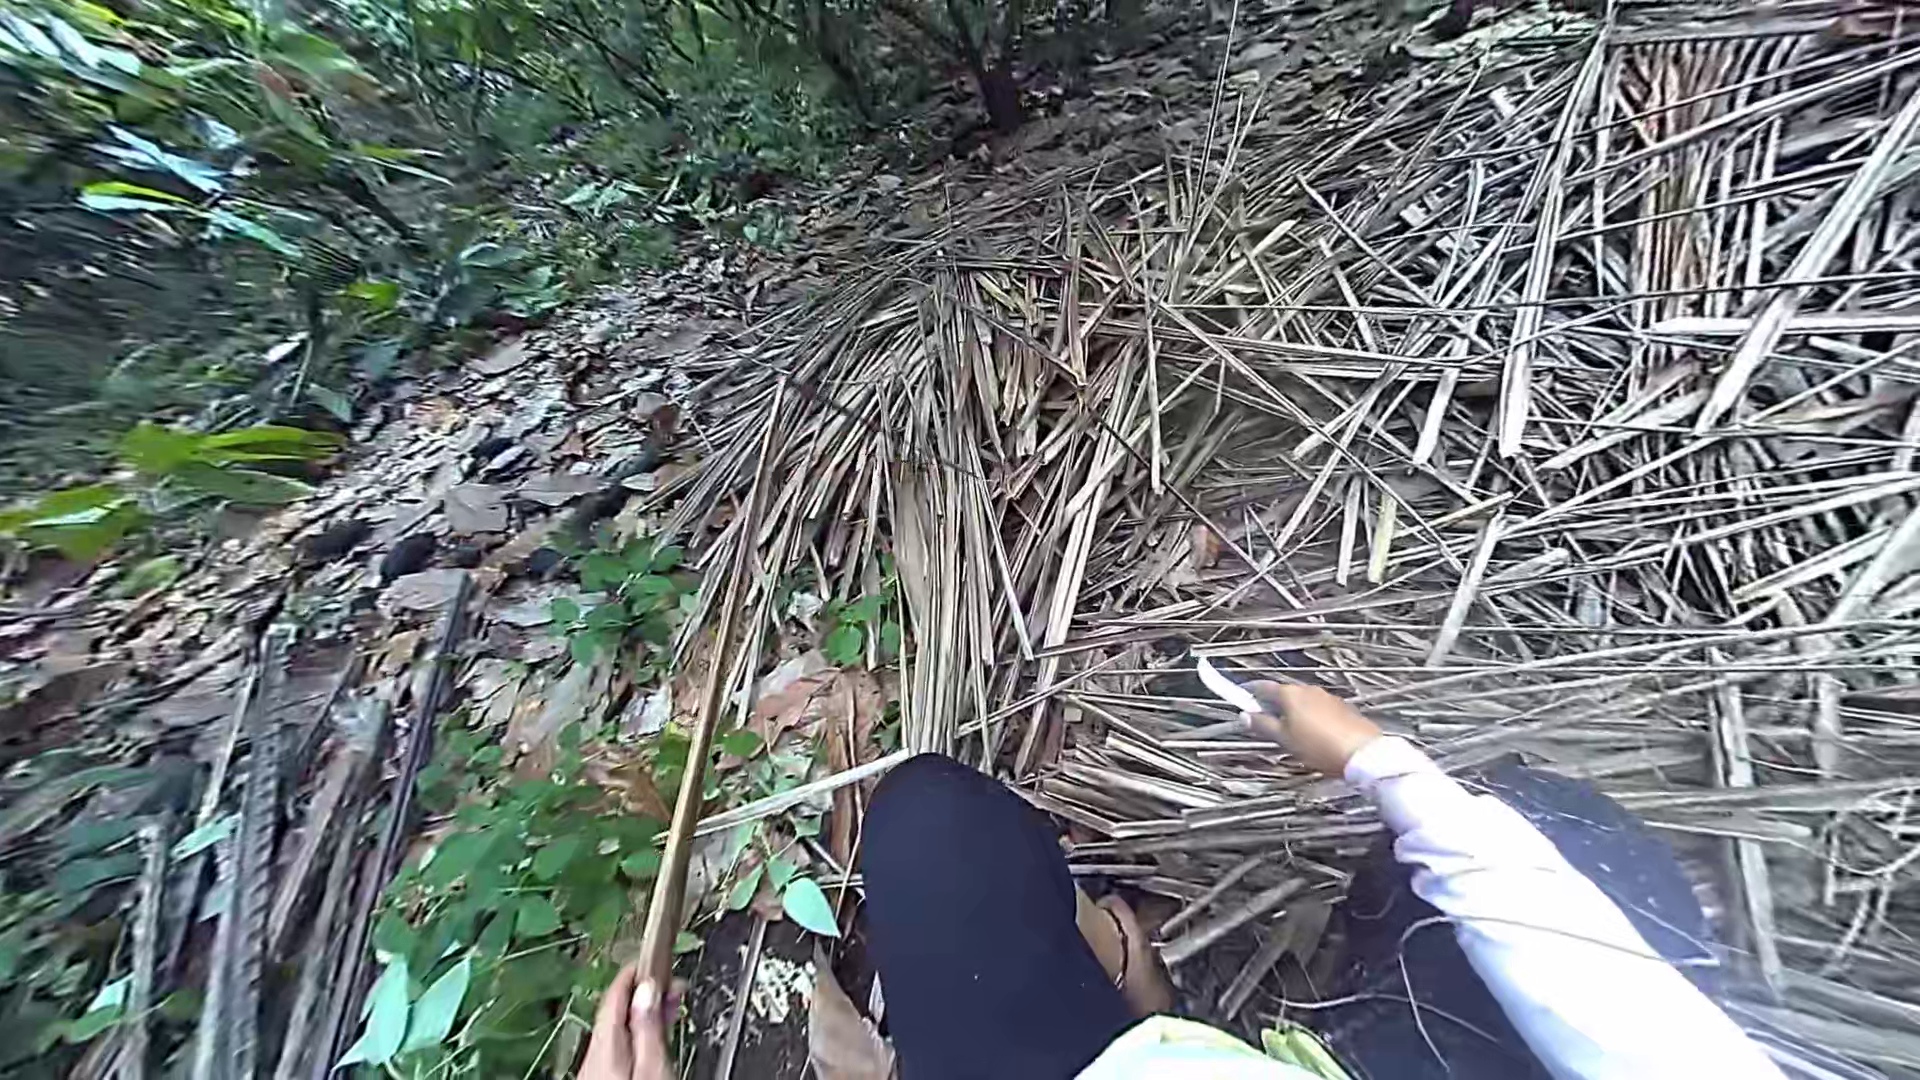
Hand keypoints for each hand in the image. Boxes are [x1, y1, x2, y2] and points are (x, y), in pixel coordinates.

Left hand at [581, 964, 675, 1079]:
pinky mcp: (599, 1078)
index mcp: (604, 1046)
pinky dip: (636, 1032)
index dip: (637, 969)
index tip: (658, 956)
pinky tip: (653, 1035)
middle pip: (616, 1011)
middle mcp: (591, 1057)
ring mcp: (592, 1070)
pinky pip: (616, 1046)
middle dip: (646, 992)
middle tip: (674, 986)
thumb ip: (649, 1025)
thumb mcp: (654, 1064)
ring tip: (670, 1007)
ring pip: (616, 1029)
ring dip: (644, 1013)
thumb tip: (647, 987)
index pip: (615, 992)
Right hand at [1241, 681, 1381, 776]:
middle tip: (1268, 722)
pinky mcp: (1345, 708)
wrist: (1367, 756)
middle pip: (1284, 693)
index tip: (1243, 699)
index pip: (1262, 687)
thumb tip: (1244, 715)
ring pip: (1303, 701)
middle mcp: (1308, 690)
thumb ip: (1262, 724)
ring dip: (1295, 711)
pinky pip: (1320, 708)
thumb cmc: (1319, 746)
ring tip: (1294, 732)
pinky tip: (1316, 734)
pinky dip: (1313, 716)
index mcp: (1289, 694)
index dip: (1250, 692)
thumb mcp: (1284, 739)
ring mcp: (1328, 698)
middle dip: (1274, 705)